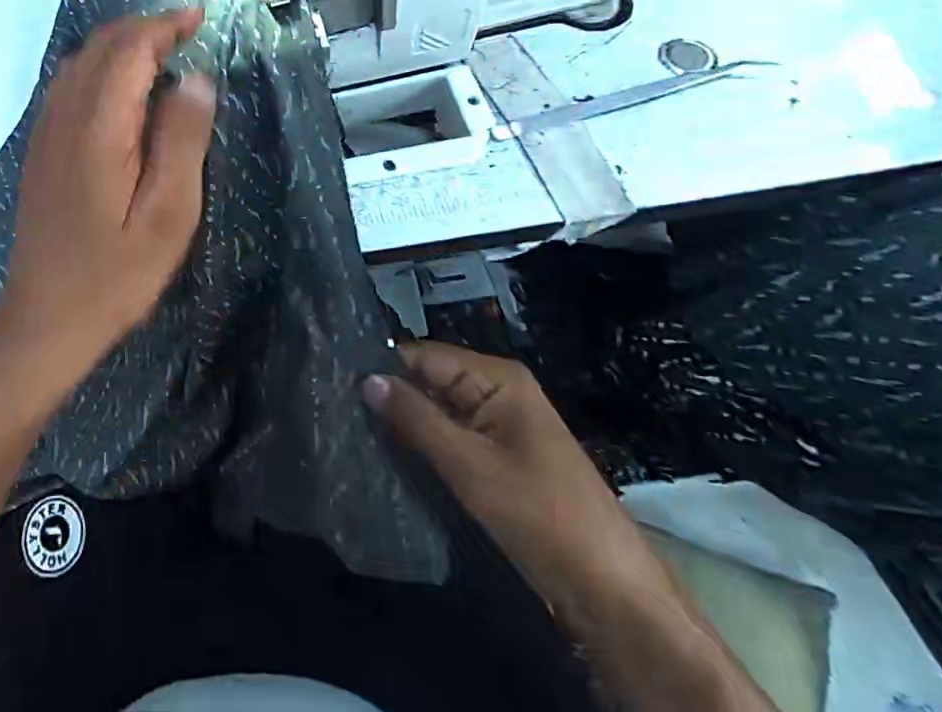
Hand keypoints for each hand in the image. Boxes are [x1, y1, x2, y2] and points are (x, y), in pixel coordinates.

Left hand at [0, 8, 216, 383]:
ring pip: (81, 63)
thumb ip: (183, 139)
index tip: (200, 18)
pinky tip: (127, 93)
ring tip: (165, 55)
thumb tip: (197, 78)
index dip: (165, 25)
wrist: (48, 318)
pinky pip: (70, 87)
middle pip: (101, 47)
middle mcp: (64, 117)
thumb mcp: (169, 212)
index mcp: (98, 127)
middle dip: (145, 28)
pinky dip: (103, 70)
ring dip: (123, 47)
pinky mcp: (43, 150)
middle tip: (189, 34)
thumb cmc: (117, 272)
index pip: (129, 50)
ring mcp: (46, 133)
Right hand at [363, 342, 639, 604]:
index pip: (426, 356)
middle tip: (336, 412)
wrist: (605, 585)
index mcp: (499, 378)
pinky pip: (453, 439)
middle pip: (432, 381)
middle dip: (391, 397)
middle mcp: (498, 391)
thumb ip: (416, 419)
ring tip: (350, 432)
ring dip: (405, 424)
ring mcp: (500, 425)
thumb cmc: (539, 515)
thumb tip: (367, 379)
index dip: (385, 368)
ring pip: (439, 412)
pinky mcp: (498, 457)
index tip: (335, 383)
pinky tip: (387, 456)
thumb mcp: (470, 465)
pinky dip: (425, 447)